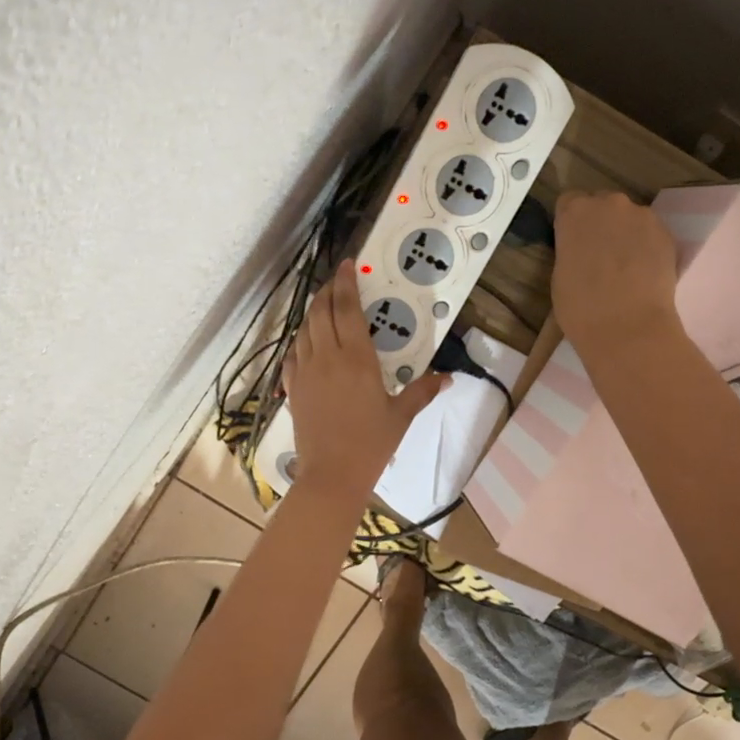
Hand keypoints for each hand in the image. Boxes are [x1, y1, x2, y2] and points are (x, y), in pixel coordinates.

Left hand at [282, 260, 447, 495]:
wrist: (331, 475)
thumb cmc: (371, 445)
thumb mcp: (401, 416)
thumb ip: (422, 391)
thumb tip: (447, 378)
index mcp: (357, 358)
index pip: (347, 307)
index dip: (346, 282)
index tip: (347, 265)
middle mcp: (327, 356)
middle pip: (321, 310)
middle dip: (327, 290)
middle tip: (336, 281)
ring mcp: (306, 371)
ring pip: (304, 328)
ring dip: (312, 312)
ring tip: (323, 306)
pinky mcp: (293, 388)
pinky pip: (293, 353)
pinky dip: (300, 339)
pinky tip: (307, 341)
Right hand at [551, 191, 682, 353]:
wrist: (627, 327)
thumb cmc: (580, 307)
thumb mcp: (560, 273)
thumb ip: (570, 250)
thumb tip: (581, 249)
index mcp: (575, 212)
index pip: (570, 201)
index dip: (571, 222)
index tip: (572, 242)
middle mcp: (610, 204)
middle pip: (602, 203)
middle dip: (599, 223)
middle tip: (597, 254)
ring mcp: (642, 216)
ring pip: (629, 217)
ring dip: (624, 233)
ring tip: (623, 267)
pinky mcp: (666, 233)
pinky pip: (649, 233)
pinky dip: (644, 246)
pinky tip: (641, 272)